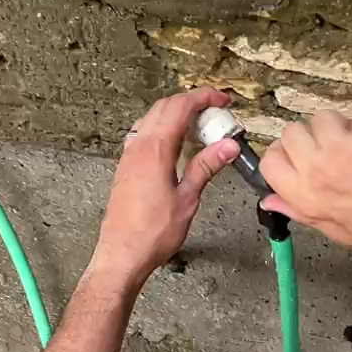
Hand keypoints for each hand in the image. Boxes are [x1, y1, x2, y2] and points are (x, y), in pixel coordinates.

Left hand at [89, 88, 239, 286]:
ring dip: (174, 114)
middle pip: (164, 107)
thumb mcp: (188, 198)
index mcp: (155, 150)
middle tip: (214, 112)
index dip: (204, 98)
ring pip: (151, 119)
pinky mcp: (125, 169)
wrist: (123, 254)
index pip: (181, 107)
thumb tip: (228, 146)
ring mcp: (128, 157)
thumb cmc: (152, 233)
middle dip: (191, 102)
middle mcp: (138, 148)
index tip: (222, 99)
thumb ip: (206, 167)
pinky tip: (174, 145)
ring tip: (198, 127)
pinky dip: (161, 129)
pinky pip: (142, 135)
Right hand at [260, 109, 351, 260]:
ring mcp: (347, 145)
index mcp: (308, 197)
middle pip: (292, 133)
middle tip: (329, 148)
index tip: (295, 157)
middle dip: (308, 137)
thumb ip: (302, 211)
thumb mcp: (339, 232)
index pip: (271, 162)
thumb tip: (273, 200)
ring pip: (324, 117)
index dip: (282, 156)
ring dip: (338, 126)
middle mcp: (321, 168)